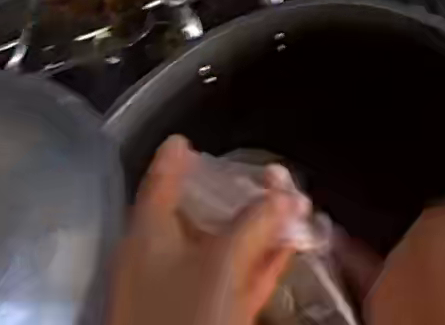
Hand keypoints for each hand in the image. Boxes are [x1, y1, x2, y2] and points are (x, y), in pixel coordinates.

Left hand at [109, 136, 306, 324]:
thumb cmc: (184, 321)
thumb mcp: (222, 263)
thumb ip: (255, 221)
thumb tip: (286, 194)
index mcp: (149, 236)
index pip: (161, 179)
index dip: (178, 156)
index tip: (192, 138)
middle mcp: (161, 260)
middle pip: (199, 211)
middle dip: (238, 191)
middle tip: (273, 172)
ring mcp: (184, 296)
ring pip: (224, 247)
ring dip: (260, 225)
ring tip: (296, 200)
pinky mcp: (208, 321)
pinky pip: (237, 280)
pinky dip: (263, 261)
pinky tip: (293, 242)